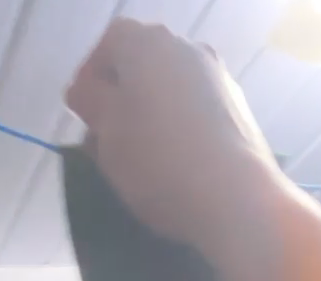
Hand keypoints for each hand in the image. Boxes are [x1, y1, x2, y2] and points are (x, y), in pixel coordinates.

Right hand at [65, 19, 289, 250]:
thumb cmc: (157, 162)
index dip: (90, 75)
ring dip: (151, 112)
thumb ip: (91, 104)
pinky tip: (173, 162)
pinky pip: (195, 109)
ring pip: (171, 86)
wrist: (234, 197)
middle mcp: (187, 48)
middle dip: (121, 95)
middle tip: (107, 138)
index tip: (81, 112)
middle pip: (144, 62)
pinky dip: (178, 126)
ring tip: (140, 155)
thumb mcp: (107, 136)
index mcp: (147, 44)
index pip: (110, 42)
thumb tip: (86, 89)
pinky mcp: (239, 109)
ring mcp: (218, 76)